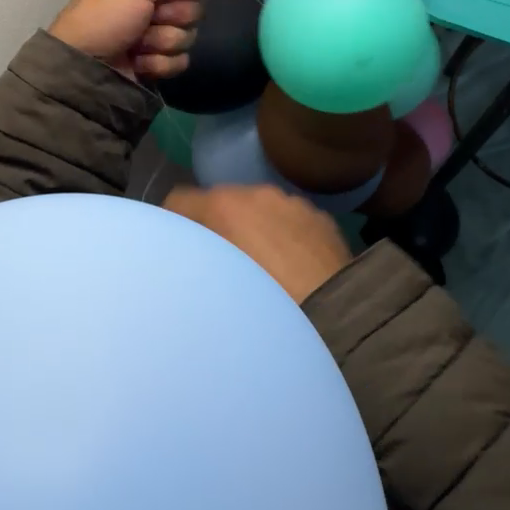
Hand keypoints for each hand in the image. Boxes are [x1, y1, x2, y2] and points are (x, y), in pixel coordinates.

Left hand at [47, 0, 258, 81]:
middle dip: (173, 15)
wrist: (79, 69)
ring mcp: (150, 34)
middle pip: (192, 6)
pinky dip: (158, 63)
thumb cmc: (101, 16)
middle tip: (147, 19)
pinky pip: (178, 61)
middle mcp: (147, 1)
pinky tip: (137, 63)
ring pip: (187, 36)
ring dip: (162, 41)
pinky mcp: (152, 62)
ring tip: (136, 44)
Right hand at [162, 184, 352, 303]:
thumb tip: (188, 258)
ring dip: (252, 232)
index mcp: (224, 205)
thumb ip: (195, 262)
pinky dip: (284, 239)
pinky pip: (290, 223)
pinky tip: (291, 272)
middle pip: (221, 203)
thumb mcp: (214, 288)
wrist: (336, 316)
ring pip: (259, 211)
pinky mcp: (322, 219)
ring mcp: (294, 204)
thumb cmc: (264, 303)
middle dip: (216, 228)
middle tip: (217, 265)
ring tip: (258, 269)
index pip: (178, 200)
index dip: (173, 224)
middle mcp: (258, 193)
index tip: (176, 251)